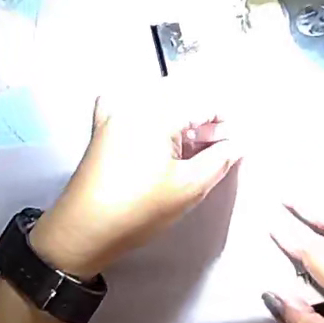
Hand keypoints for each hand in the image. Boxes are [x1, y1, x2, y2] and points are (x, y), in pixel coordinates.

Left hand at [30, 90, 240, 278]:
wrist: (82, 230)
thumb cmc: (138, 210)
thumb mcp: (189, 188)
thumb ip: (221, 159)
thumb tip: (239, 143)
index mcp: (157, 112)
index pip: (205, 99)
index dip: (229, 118)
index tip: (241, 139)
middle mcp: (135, 102)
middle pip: (184, 91)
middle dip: (208, 113)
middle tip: (222, 143)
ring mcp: (116, 111)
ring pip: (161, 96)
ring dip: (185, 113)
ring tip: (197, 145)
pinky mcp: (104, 125)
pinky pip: (136, 104)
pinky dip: (155, 111)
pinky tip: (162, 132)